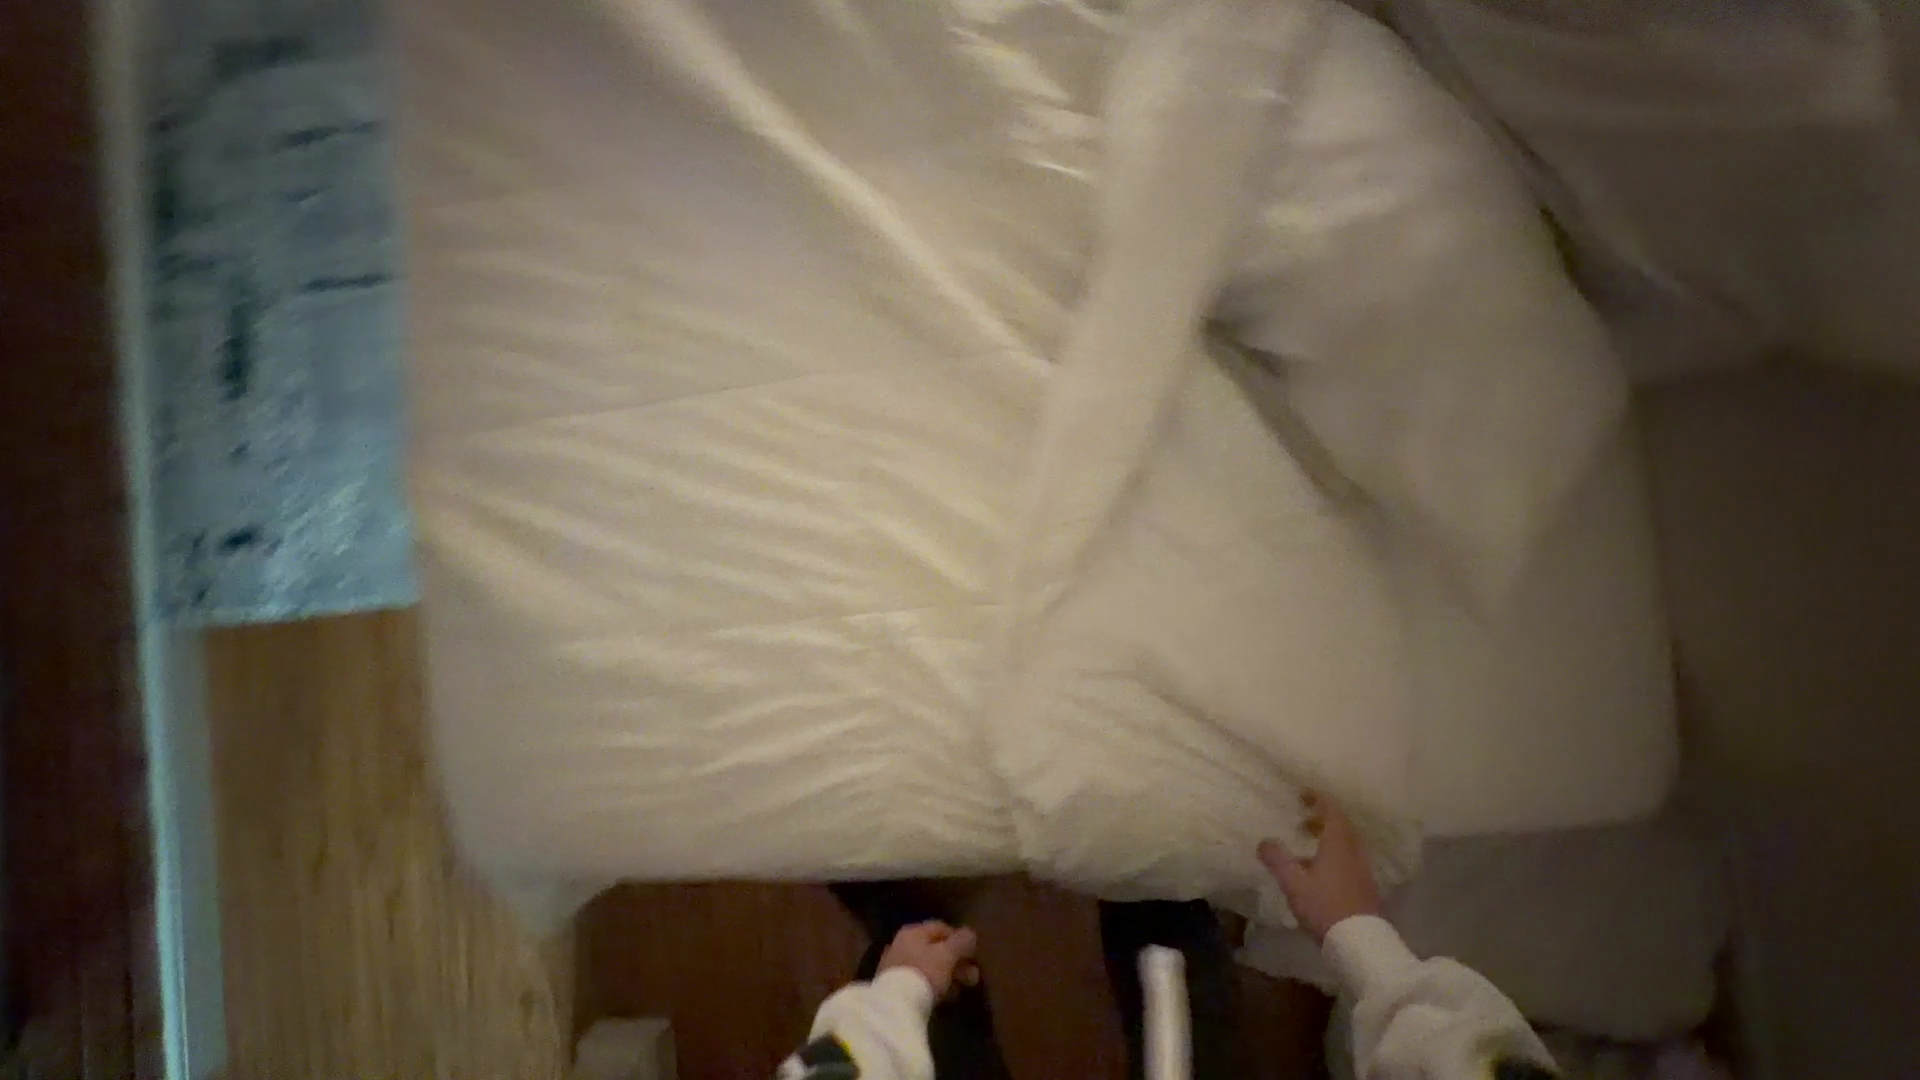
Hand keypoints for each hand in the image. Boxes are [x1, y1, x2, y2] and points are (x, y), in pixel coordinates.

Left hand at [876, 921, 979, 997]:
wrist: (895, 1005)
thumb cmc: (925, 972)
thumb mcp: (948, 954)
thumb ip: (961, 942)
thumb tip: (970, 934)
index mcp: (913, 931)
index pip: (940, 928)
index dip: (959, 939)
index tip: (973, 954)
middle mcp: (901, 944)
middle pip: (934, 949)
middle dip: (956, 962)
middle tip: (973, 976)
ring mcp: (895, 966)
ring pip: (927, 967)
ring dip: (946, 976)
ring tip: (960, 990)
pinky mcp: (893, 988)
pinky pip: (919, 982)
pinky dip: (933, 987)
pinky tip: (944, 998)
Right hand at [1257, 791, 1382, 942]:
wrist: (1361, 946)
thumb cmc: (1325, 907)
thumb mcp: (1293, 883)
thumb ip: (1277, 859)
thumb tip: (1264, 841)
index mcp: (1338, 845)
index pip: (1333, 812)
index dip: (1319, 799)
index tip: (1303, 793)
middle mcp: (1354, 854)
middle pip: (1342, 827)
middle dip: (1323, 818)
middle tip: (1303, 819)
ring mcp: (1363, 872)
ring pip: (1346, 845)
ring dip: (1328, 838)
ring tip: (1307, 846)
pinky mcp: (1366, 890)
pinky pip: (1349, 861)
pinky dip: (1334, 856)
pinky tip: (1319, 873)